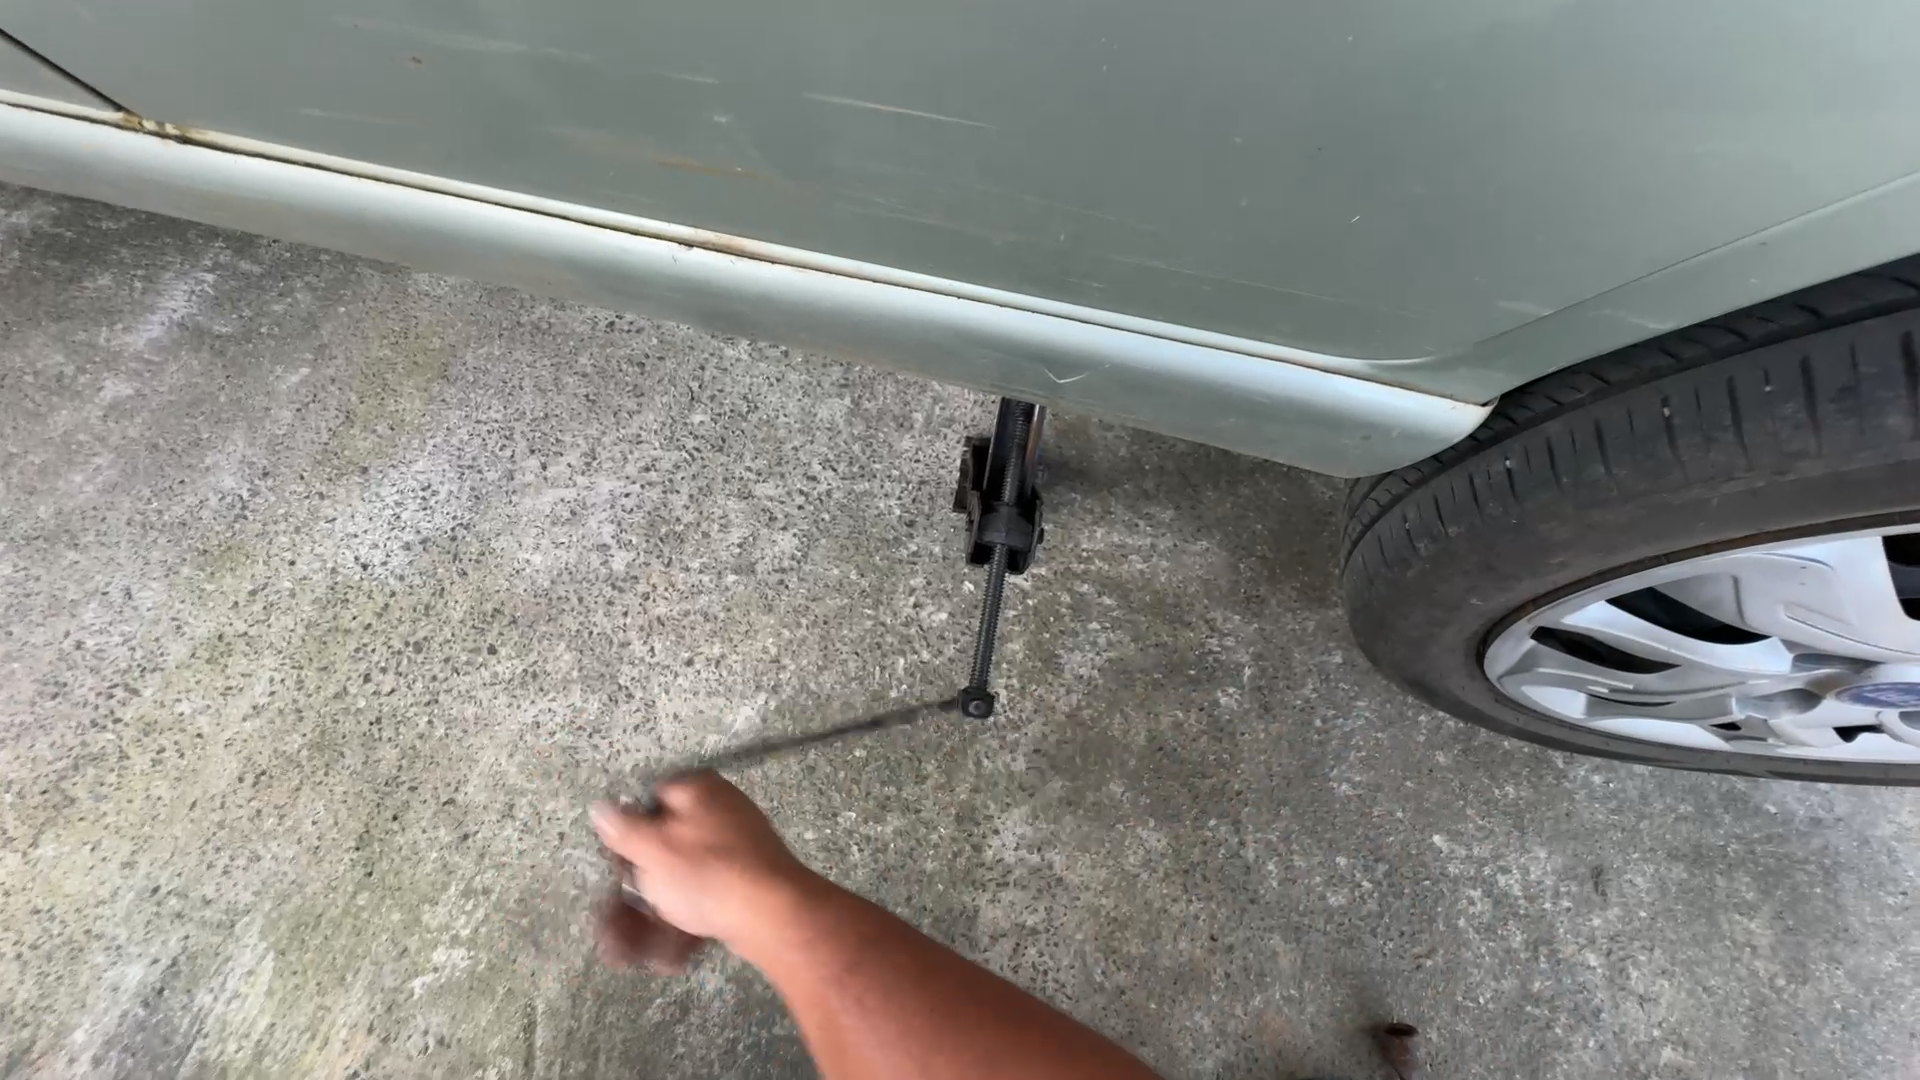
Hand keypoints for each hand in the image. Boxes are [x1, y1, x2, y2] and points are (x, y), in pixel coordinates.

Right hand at [591, 772, 814, 949]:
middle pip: (661, 852)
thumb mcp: (654, 848)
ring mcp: (732, 849)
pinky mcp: (741, 882)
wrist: (771, 912)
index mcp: (699, 790)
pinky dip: (682, 926)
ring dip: (649, 921)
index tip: (616, 869)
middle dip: (631, 897)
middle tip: (611, 931)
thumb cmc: (707, 872)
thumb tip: (601, 806)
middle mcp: (718, 812)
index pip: (649, 802)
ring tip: (628, 956)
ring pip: (678, 883)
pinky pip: (702, 900)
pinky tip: (668, 959)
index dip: (627, 837)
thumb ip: (624, 828)